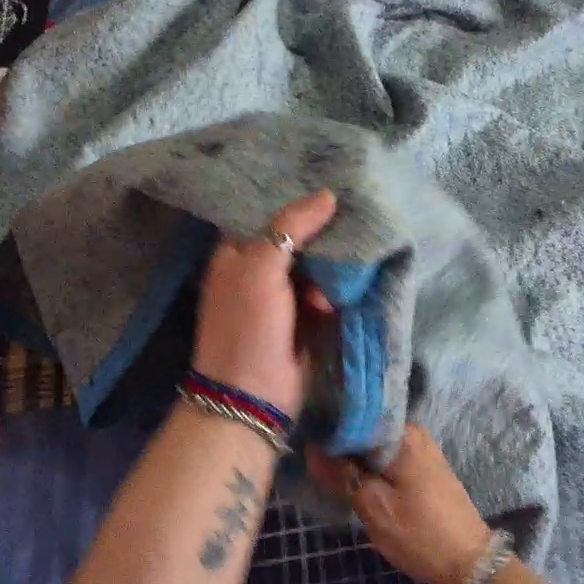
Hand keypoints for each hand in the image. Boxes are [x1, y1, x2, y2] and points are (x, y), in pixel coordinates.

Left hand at [191, 189, 336, 416]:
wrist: (251, 397)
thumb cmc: (247, 325)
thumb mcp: (262, 267)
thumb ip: (291, 226)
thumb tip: (328, 195)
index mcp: (234, 252)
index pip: (265, 213)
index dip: (292, 200)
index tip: (327, 186)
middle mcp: (254, 269)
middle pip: (293, 238)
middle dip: (319, 234)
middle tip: (349, 221)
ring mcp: (277, 297)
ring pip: (312, 265)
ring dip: (329, 269)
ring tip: (339, 276)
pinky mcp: (300, 319)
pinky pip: (321, 292)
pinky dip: (331, 293)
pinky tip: (337, 300)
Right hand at [307, 424, 495, 583]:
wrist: (468, 563)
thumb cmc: (419, 534)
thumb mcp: (374, 508)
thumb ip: (342, 475)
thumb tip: (312, 449)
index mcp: (401, 433)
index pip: (355, 416)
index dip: (328, 426)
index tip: (305, 436)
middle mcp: (412, 430)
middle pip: (366, 428)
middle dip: (340, 442)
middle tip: (311, 456)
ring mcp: (421, 447)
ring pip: (375, 444)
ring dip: (354, 456)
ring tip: (325, 466)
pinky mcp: (424, 465)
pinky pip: (388, 455)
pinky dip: (370, 464)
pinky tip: (353, 476)